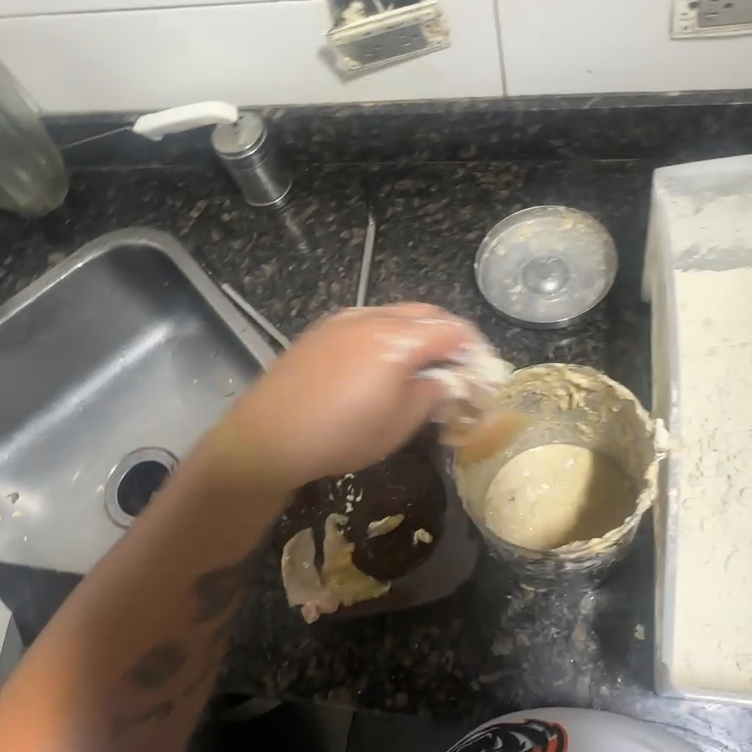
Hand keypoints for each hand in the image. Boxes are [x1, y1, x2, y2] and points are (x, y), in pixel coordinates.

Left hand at [208, 304, 484, 491]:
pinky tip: (384, 365)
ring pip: (396, 315)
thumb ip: (433, 393)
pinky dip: (389, 336)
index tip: (484, 375)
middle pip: (427, 314)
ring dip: (419, 334)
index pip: (454, 330)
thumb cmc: (341, 435)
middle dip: (450, 337)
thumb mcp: (400, 423)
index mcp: (399, 338)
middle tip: (458, 370)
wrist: (267, 437)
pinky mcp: (321, 331)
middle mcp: (373, 316)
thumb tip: (449, 380)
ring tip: (423, 368)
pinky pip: (369, 322)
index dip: (476, 351)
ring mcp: (344, 320)